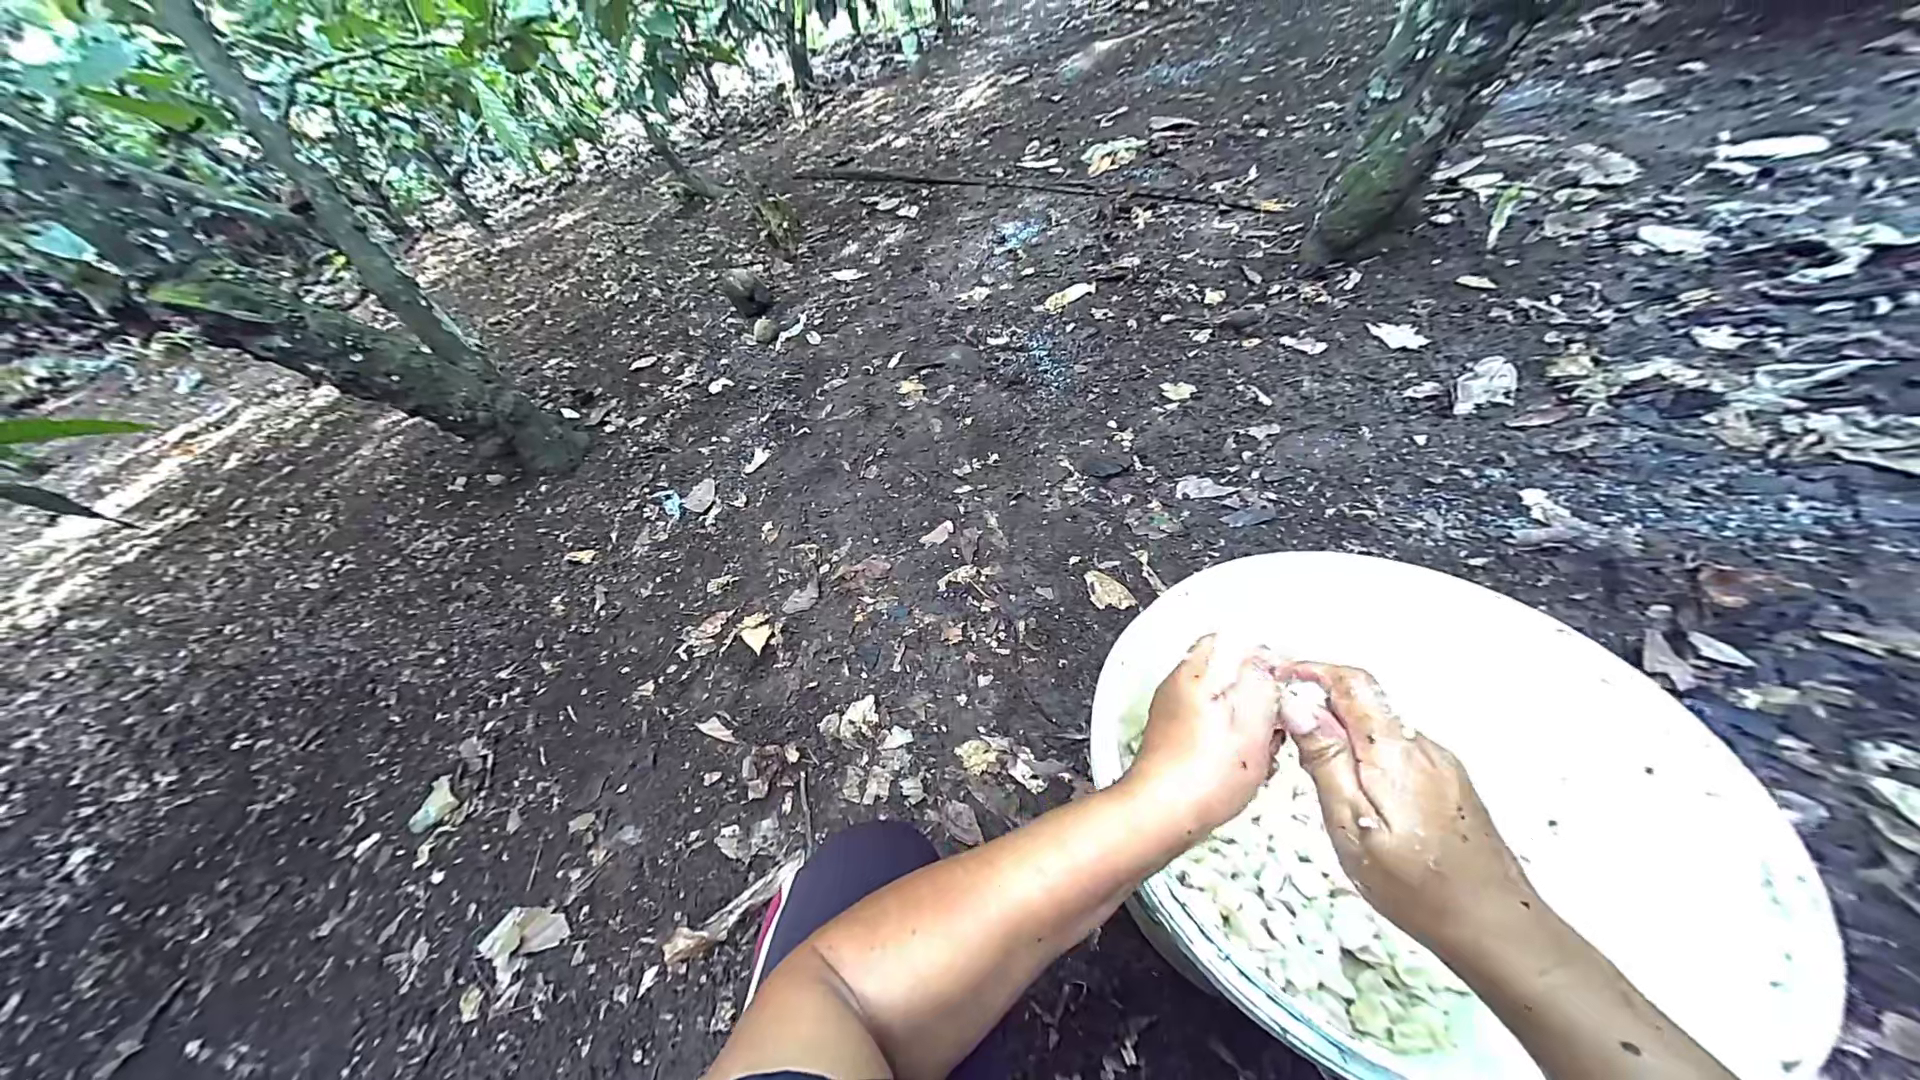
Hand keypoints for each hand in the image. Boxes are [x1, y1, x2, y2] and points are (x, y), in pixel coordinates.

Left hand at [1125, 635, 1284, 835]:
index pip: (1228, 641)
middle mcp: (1177, 687)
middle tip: (1272, 725)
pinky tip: (1243, 766)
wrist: (1163, 813)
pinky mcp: (1173, 738)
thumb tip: (1264, 657)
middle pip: (1227, 676)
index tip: (1280, 684)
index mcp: (1193, 672)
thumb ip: (1260, 680)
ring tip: (1258, 752)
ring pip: (1223, 705)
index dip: (1260, 659)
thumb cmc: (1205, 770)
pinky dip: (1231, 742)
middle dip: (1256, 697)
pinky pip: (1211, 728)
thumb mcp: (1251, 719)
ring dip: (1247, 724)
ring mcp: (1173, 713)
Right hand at [1274, 661, 1537, 954]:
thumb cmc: (1418, 888)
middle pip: (1363, 700)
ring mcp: (1439, 763)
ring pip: (1376, 725)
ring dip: (1340, 730)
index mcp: (1395, 752)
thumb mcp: (1351, 825)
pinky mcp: (1446, 781)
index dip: (1311, 669)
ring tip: (1316, 770)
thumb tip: (1298, 707)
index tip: (1279, 676)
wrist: (1498, 932)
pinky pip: (1394, 747)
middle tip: (1285, 732)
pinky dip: (1363, 751)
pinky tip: (1353, 789)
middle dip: (1319, 703)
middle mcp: (1422, 747)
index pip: (1352, 682)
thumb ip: (1324, 760)